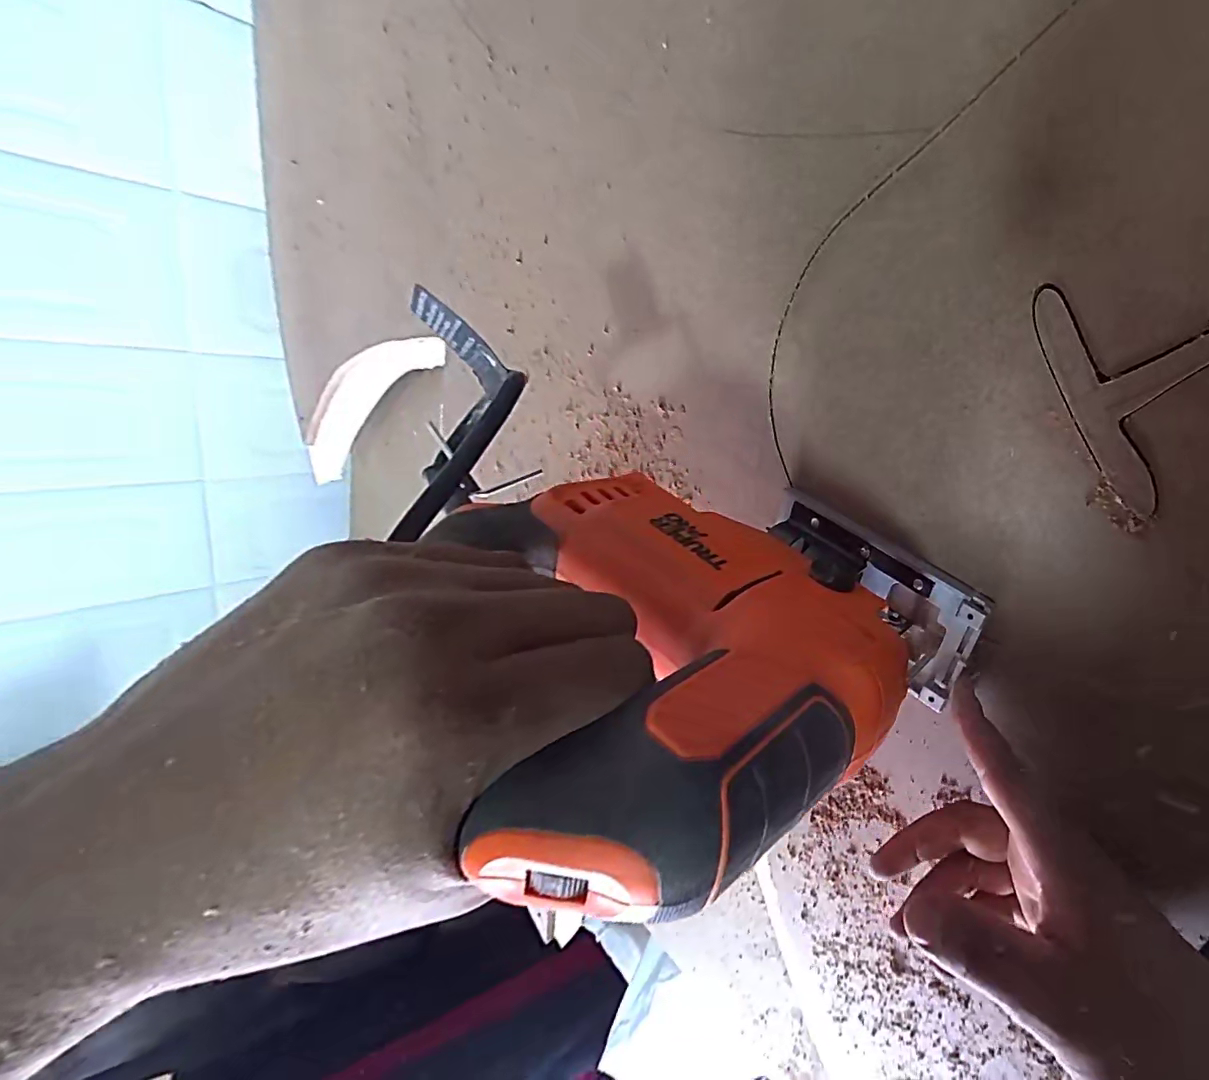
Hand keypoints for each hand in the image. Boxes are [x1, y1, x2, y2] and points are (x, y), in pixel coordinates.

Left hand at [0, 540, 651, 1071]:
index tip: (607, 722)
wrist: (102, 851)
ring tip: (499, 674)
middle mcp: (431, 631)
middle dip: (597, 657)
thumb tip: (641, 768)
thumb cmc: (295, 883)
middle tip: (561, 702)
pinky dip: (489, 603)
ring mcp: (383, 581)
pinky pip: (480, 565)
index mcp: (463, 720)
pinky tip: (446, 645)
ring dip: (544, 628)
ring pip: (546, 582)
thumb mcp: (452, 879)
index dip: (628, 696)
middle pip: (597, 612)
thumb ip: (564, 814)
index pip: (622, 663)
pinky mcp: (347, 557)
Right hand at [870, 681, 1208, 1079]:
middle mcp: (1053, 859)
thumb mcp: (1048, 991)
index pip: (1007, 777)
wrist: (1203, 1055)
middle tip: (879, 868)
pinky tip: (945, 937)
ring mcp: (1058, 888)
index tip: (959, 688)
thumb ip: (978, 950)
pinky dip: (968, 910)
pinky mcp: (1061, 917)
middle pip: (980, 826)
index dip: (980, 732)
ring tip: (901, 922)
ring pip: (987, 864)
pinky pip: (1002, 898)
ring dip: (943, 884)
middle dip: (927, 841)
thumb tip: (912, 912)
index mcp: (1055, 854)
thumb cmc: (1136, 1019)